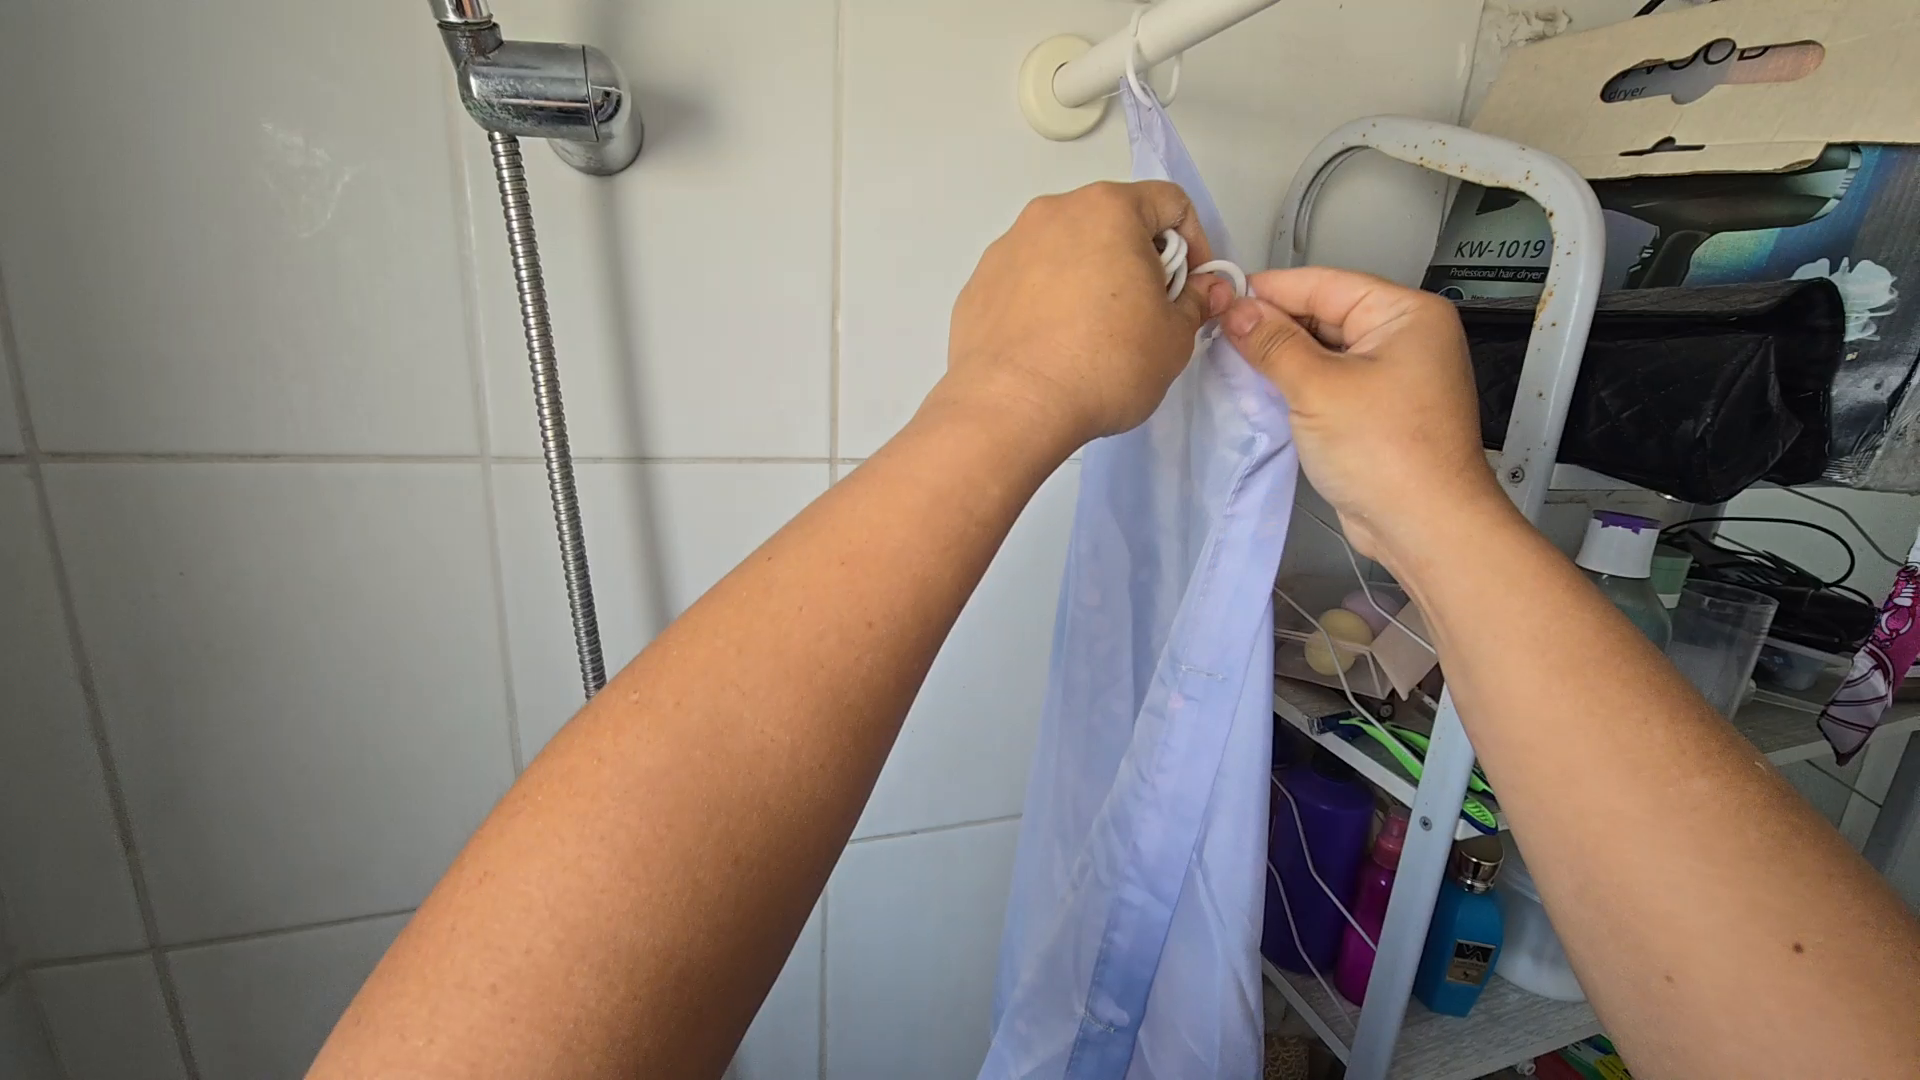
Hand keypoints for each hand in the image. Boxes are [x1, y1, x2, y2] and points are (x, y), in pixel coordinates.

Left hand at [935, 181, 1233, 452]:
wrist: (1012, 408)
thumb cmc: (1106, 366)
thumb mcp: (1173, 340)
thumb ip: (1195, 302)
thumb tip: (1204, 288)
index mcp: (1107, 209)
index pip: (1169, 204)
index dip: (1194, 244)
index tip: (1193, 288)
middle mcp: (1051, 214)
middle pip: (1110, 224)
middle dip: (1135, 261)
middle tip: (1143, 314)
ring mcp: (1006, 249)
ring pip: (1061, 253)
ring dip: (1085, 281)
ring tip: (1089, 335)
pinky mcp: (976, 288)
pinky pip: (1023, 285)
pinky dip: (1043, 305)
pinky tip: (1047, 349)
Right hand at [1220, 267, 1509, 569]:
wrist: (1421, 524)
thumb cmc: (1382, 449)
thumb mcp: (1317, 387)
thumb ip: (1272, 344)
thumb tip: (1234, 308)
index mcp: (1405, 314)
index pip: (1324, 284)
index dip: (1268, 289)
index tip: (1218, 294)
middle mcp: (1403, 336)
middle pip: (1323, 314)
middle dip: (1271, 323)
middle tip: (1215, 331)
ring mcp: (1390, 374)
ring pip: (1321, 349)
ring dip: (1279, 355)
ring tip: (1228, 357)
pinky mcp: (1374, 409)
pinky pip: (1326, 381)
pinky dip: (1294, 382)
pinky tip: (1258, 387)